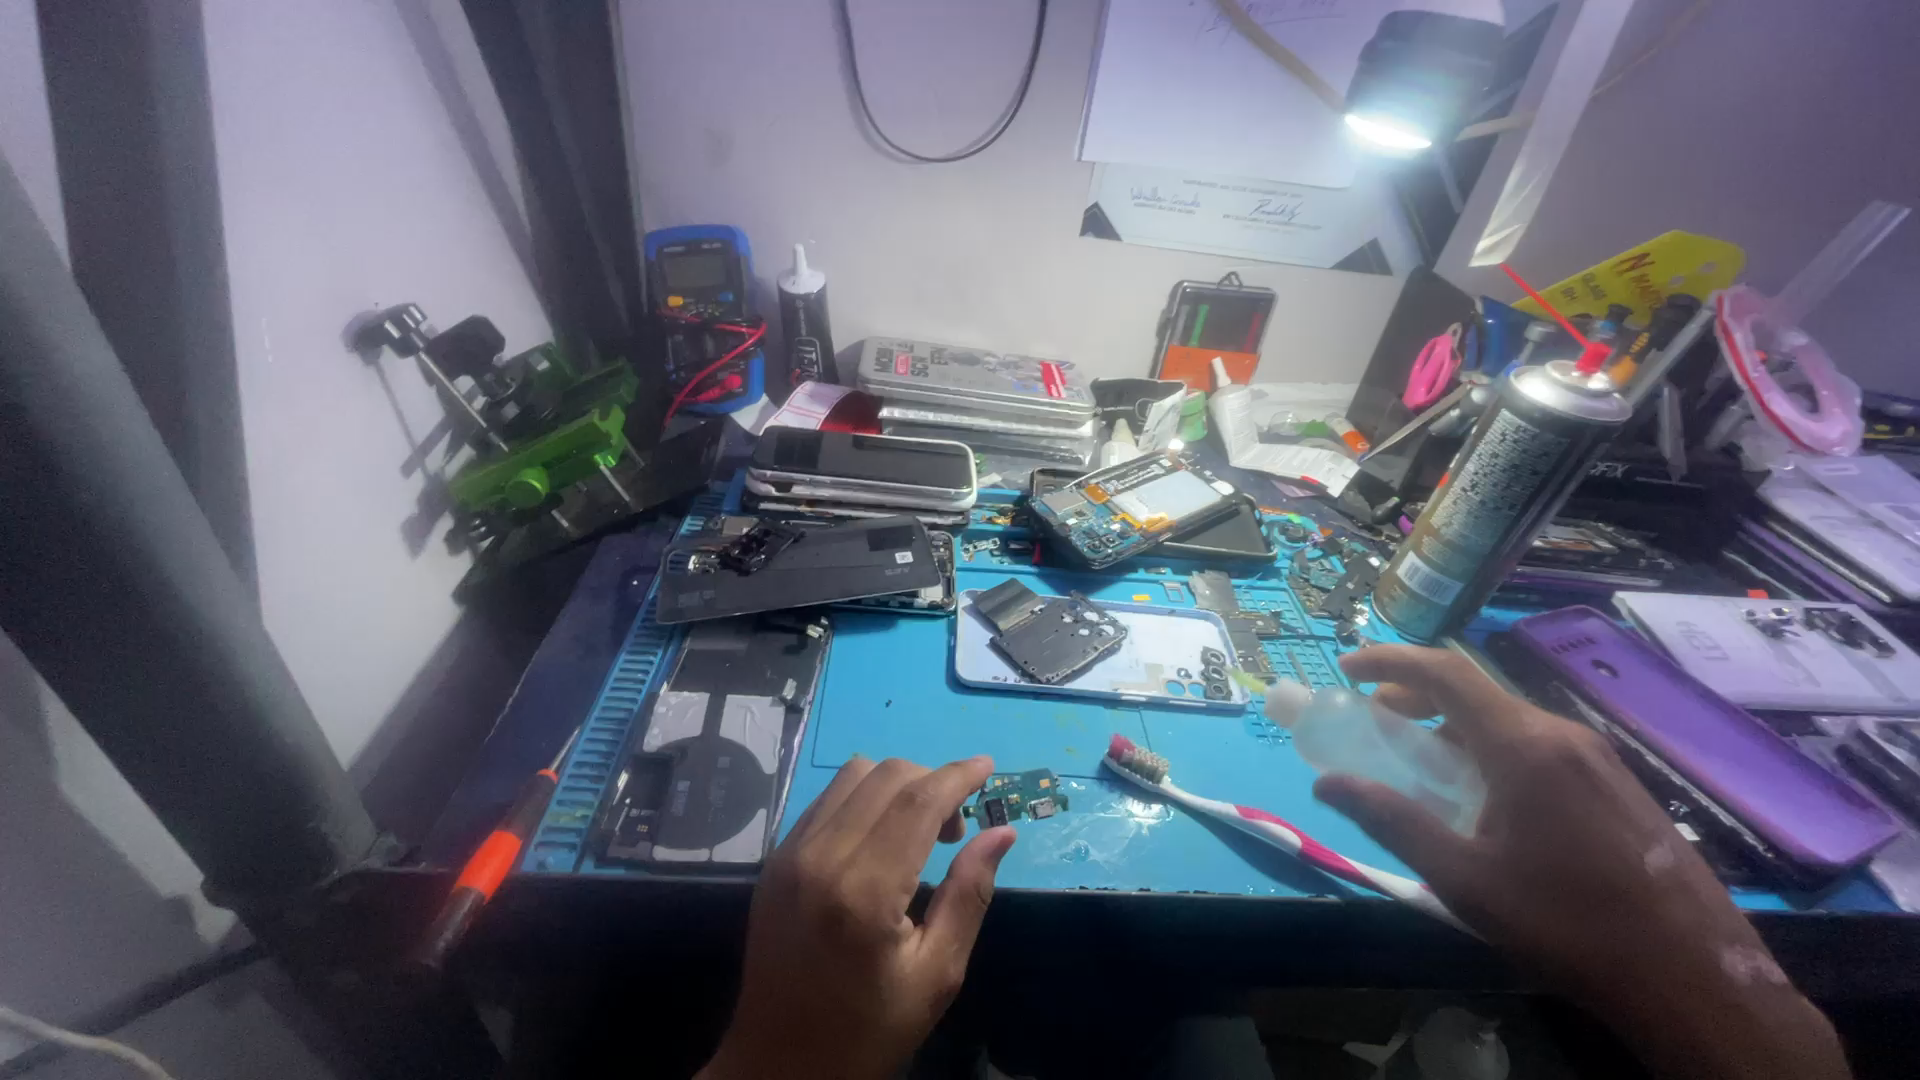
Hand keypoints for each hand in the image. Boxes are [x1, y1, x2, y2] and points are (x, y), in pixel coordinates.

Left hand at [700, 756, 1015, 1079]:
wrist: (778, 1066)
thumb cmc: (868, 1030)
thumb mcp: (936, 974)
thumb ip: (970, 893)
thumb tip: (1002, 831)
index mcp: (864, 892)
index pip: (918, 801)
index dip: (957, 776)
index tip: (987, 767)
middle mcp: (821, 857)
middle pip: (887, 776)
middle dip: (933, 781)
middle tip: (955, 828)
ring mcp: (790, 853)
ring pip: (853, 775)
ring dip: (897, 784)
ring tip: (917, 830)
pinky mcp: (775, 858)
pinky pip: (826, 799)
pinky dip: (863, 798)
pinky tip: (878, 837)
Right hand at [1318, 646, 1847, 1079]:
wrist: (1698, 983)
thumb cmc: (1567, 926)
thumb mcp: (1462, 878)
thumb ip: (1390, 821)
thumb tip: (1325, 784)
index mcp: (1524, 747)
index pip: (1446, 673)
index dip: (1390, 660)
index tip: (1348, 668)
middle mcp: (1562, 736)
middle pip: (1475, 690)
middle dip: (1415, 693)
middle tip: (1375, 716)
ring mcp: (1597, 758)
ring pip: (1507, 717)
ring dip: (1451, 722)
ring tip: (1420, 756)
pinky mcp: (1616, 783)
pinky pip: (1536, 743)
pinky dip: (1488, 744)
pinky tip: (1481, 791)